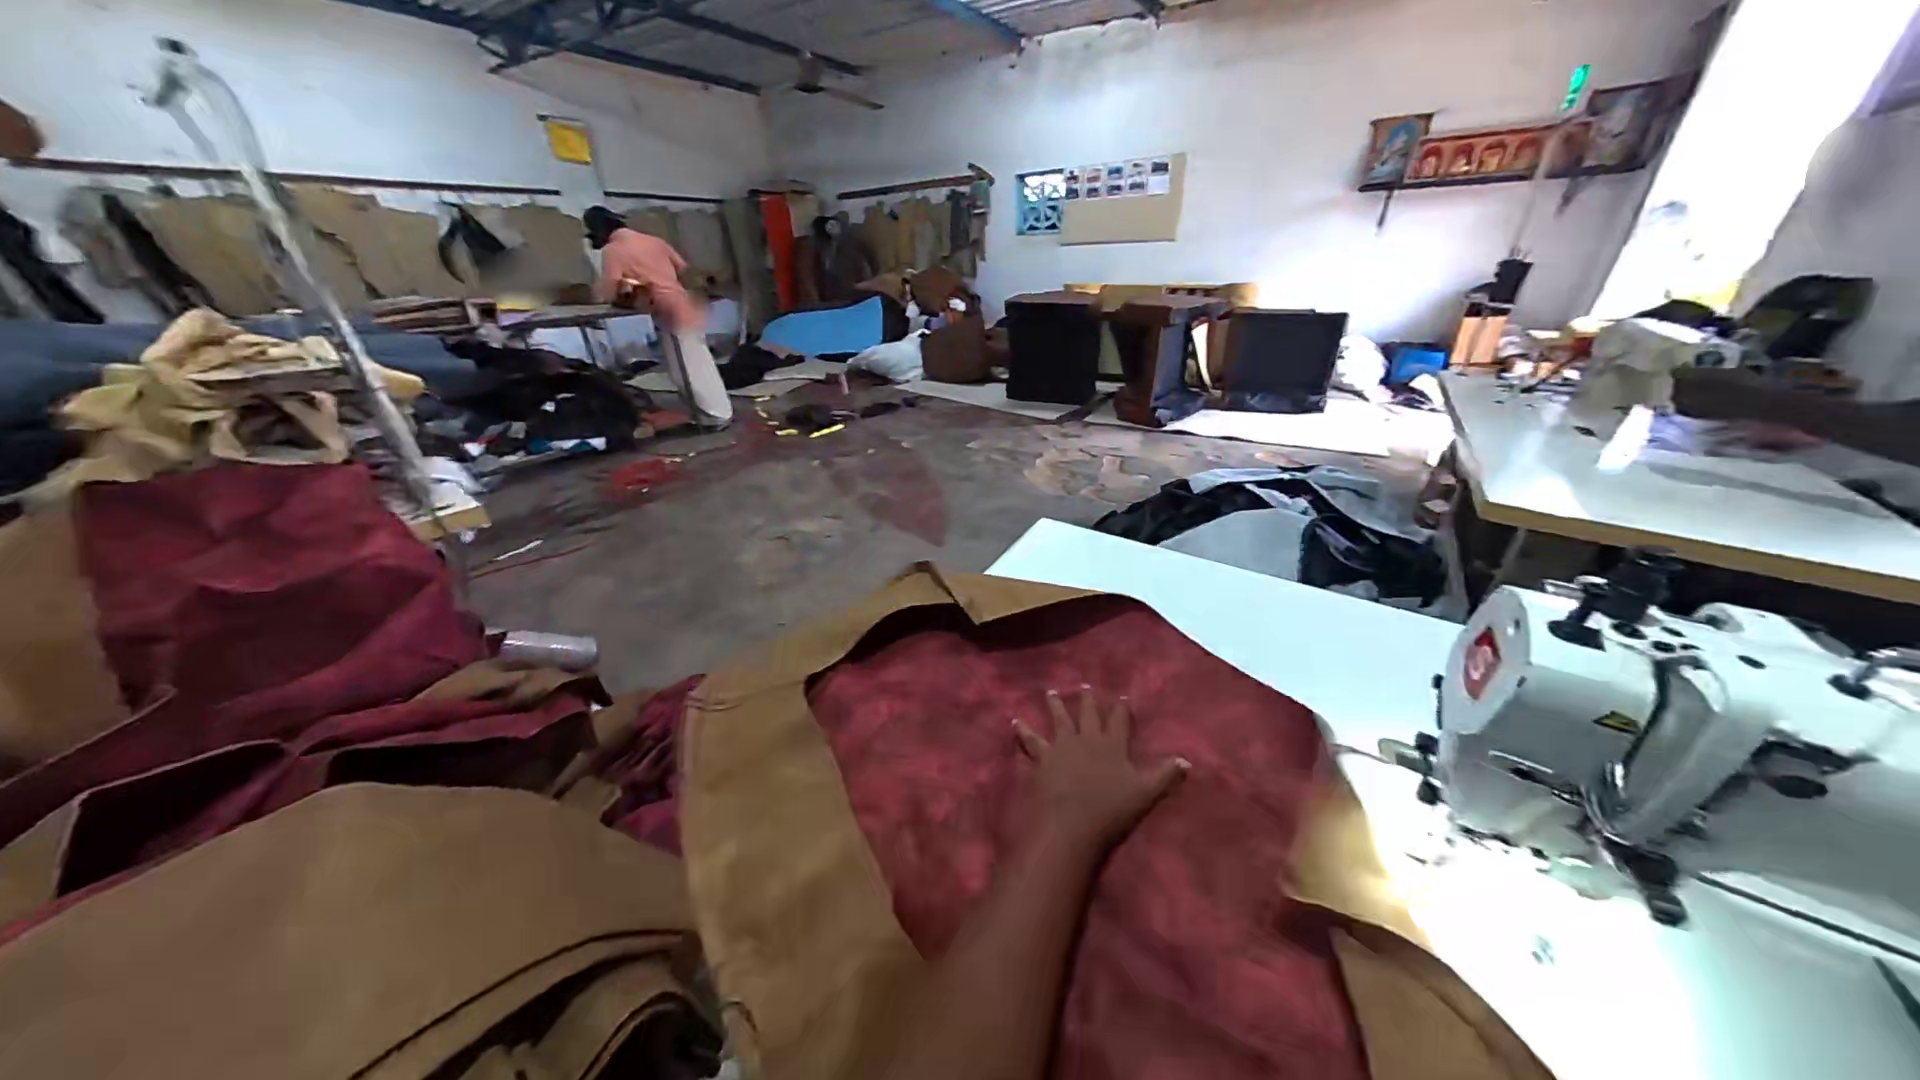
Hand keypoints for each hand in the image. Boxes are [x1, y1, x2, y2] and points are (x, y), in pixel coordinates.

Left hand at [1013, 687, 1188, 851]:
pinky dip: (1023, 730)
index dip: (1121, 709)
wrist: (1071, 821)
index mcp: (1113, 744)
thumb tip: (1187, 761)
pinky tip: (1015, 721)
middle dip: (1089, 699)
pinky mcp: (1042, 757)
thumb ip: (1165, 775)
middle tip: (1085, 685)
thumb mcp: (1145, 793)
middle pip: (1089, 714)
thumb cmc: (1112, 809)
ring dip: (1056, 705)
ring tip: (1052, 692)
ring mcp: (1062, 746)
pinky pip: (1031, 740)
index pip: (1119, 721)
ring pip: (1060, 719)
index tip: (1121, 697)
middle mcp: (1087, 738)